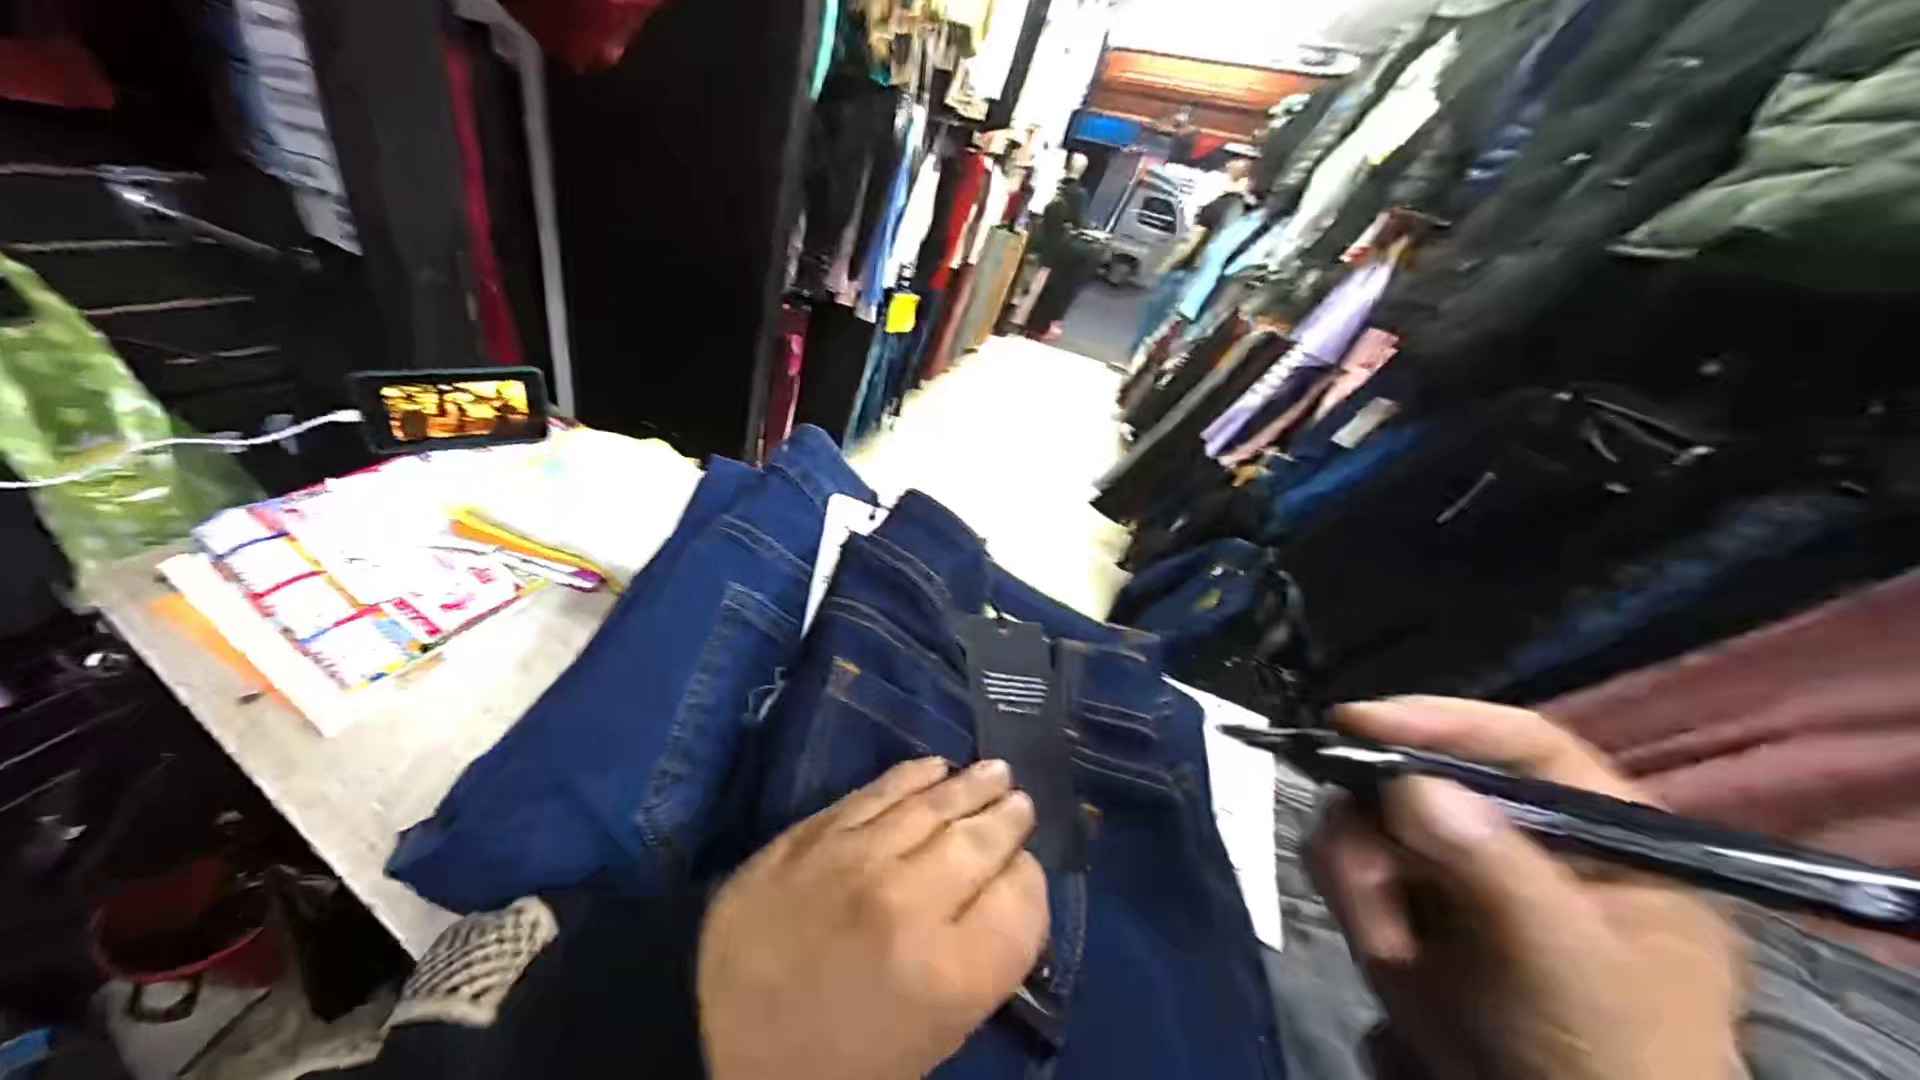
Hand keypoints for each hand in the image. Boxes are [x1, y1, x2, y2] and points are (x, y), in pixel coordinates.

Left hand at [698, 757, 1046, 1079]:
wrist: (719, 1039)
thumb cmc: (842, 1059)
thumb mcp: (934, 1035)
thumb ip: (983, 958)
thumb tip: (1007, 883)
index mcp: (947, 974)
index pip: (1021, 898)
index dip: (1028, 877)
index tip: (1021, 869)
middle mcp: (907, 904)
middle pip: (981, 841)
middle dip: (1008, 818)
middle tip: (1021, 802)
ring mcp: (854, 860)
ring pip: (933, 804)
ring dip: (971, 785)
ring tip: (995, 771)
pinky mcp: (811, 835)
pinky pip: (876, 792)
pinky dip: (913, 776)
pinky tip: (936, 768)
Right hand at [1308, 697, 1743, 1079]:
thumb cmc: (1603, 1060)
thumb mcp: (1565, 967)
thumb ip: (1495, 870)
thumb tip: (1411, 784)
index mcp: (1596, 836)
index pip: (1517, 743)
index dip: (1437, 721)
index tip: (1354, 722)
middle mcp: (1519, 837)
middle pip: (1421, 777)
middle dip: (1378, 822)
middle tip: (1360, 873)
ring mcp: (1458, 867)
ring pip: (1371, 817)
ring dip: (1360, 871)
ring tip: (1382, 943)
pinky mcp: (1409, 898)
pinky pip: (1351, 860)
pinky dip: (1350, 895)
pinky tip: (1379, 950)